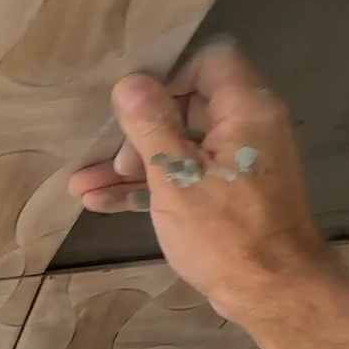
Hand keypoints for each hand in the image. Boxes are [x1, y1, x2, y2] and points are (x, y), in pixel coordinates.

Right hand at [68, 39, 339, 320]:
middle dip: (137, 130)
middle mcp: (245, 127)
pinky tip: (100, 202)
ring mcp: (233, 164)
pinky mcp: (223, 195)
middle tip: (108, 160)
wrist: (268, 289)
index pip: (209, 60)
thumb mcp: (176, 178)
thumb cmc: (223, 231)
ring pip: (175, 150)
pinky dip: (146, 187)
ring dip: (128, 166)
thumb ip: (152, 127)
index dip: (168, 76)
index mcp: (245, 110)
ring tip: (80, 184)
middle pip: (185, 107)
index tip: (131, 107)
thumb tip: (129, 82)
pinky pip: (180, 179)